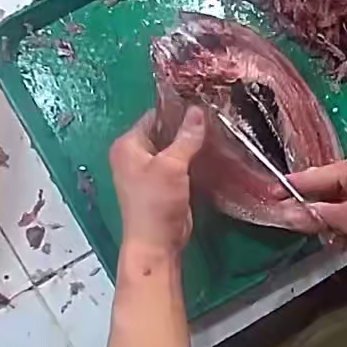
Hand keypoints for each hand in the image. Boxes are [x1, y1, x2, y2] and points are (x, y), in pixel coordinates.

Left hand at [109, 106, 205, 260]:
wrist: (157, 242)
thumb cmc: (156, 202)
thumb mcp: (172, 166)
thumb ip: (186, 137)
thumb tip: (199, 111)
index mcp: (128, 145)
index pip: (154, 116)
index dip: (177, 110)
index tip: (203, 103)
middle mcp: (135, 155)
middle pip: (164, 132)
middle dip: (187, 127)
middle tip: (215, 117)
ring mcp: (150, 170)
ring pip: (174, 148)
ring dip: (192, 144)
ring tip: (218, 132)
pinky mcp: (165, 184)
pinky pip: (180, 164)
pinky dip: (193, 159)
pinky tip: (212, 153)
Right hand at [287, 150, 346, 277]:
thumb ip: (319, 215)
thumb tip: (285, 213)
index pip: (316, 176)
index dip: (291, 188)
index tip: (267, 195)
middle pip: (325, 190)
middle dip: (310, 208)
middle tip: (285, 223)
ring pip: (335, 206)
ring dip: (326, 223)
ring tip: (318, 237)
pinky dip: (340, 229)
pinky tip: (337, 242)